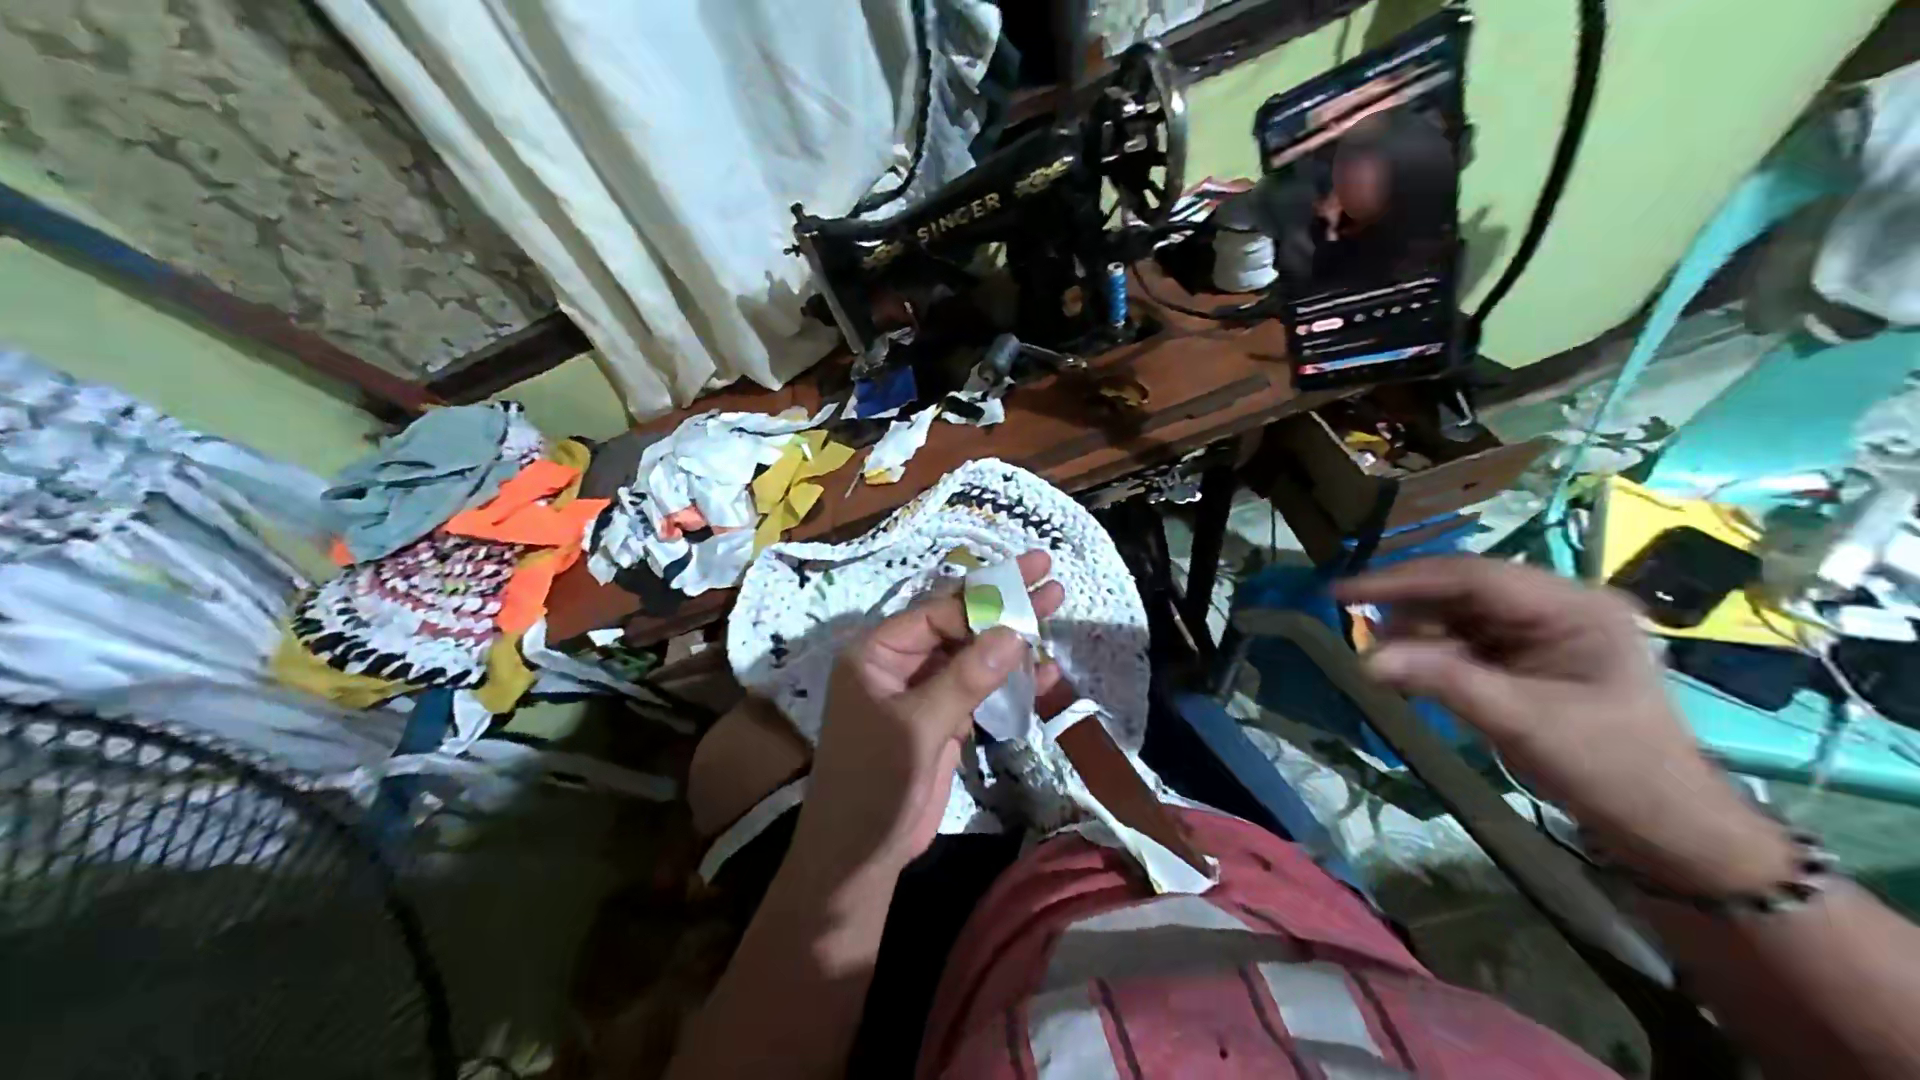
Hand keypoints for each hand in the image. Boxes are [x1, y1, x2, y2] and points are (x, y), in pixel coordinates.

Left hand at [790, 551, 1065, 878]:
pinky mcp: (944, 719)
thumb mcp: (918, 725)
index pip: (937, 612)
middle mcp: (900, 663)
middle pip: (958, 625)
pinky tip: (1044, 672)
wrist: (860, 854)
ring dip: (1013, 641)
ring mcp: (925, 691)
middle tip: (1048, 575)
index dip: (985, 597)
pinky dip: (1010, 682)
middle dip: (1003, 604)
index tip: (1029, 582)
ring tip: (1056, 611)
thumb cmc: (874, 781)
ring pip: (974, 656)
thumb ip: (965, 678)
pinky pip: (980, 690)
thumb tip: (1012, 632)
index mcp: (877, 652)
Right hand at [1337, 557, 1793, 895]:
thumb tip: (1365, 659)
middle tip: (1353, 624)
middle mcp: (1556, 606)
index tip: (1343, 591)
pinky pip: (1462, 639)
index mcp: (1573, 607)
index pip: (1472, 577)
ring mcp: (1541, 631)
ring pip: (1455, 613)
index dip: (1402, 580)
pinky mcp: (1526, 655)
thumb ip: (1442, 681)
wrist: (1666, 827)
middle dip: (1406, 607)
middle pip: (1460, 590)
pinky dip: (1430, 651)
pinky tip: (1408, 668)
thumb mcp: (1521, 721)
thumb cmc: (1611, 769)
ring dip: (1414, 632)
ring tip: (1382, 657)